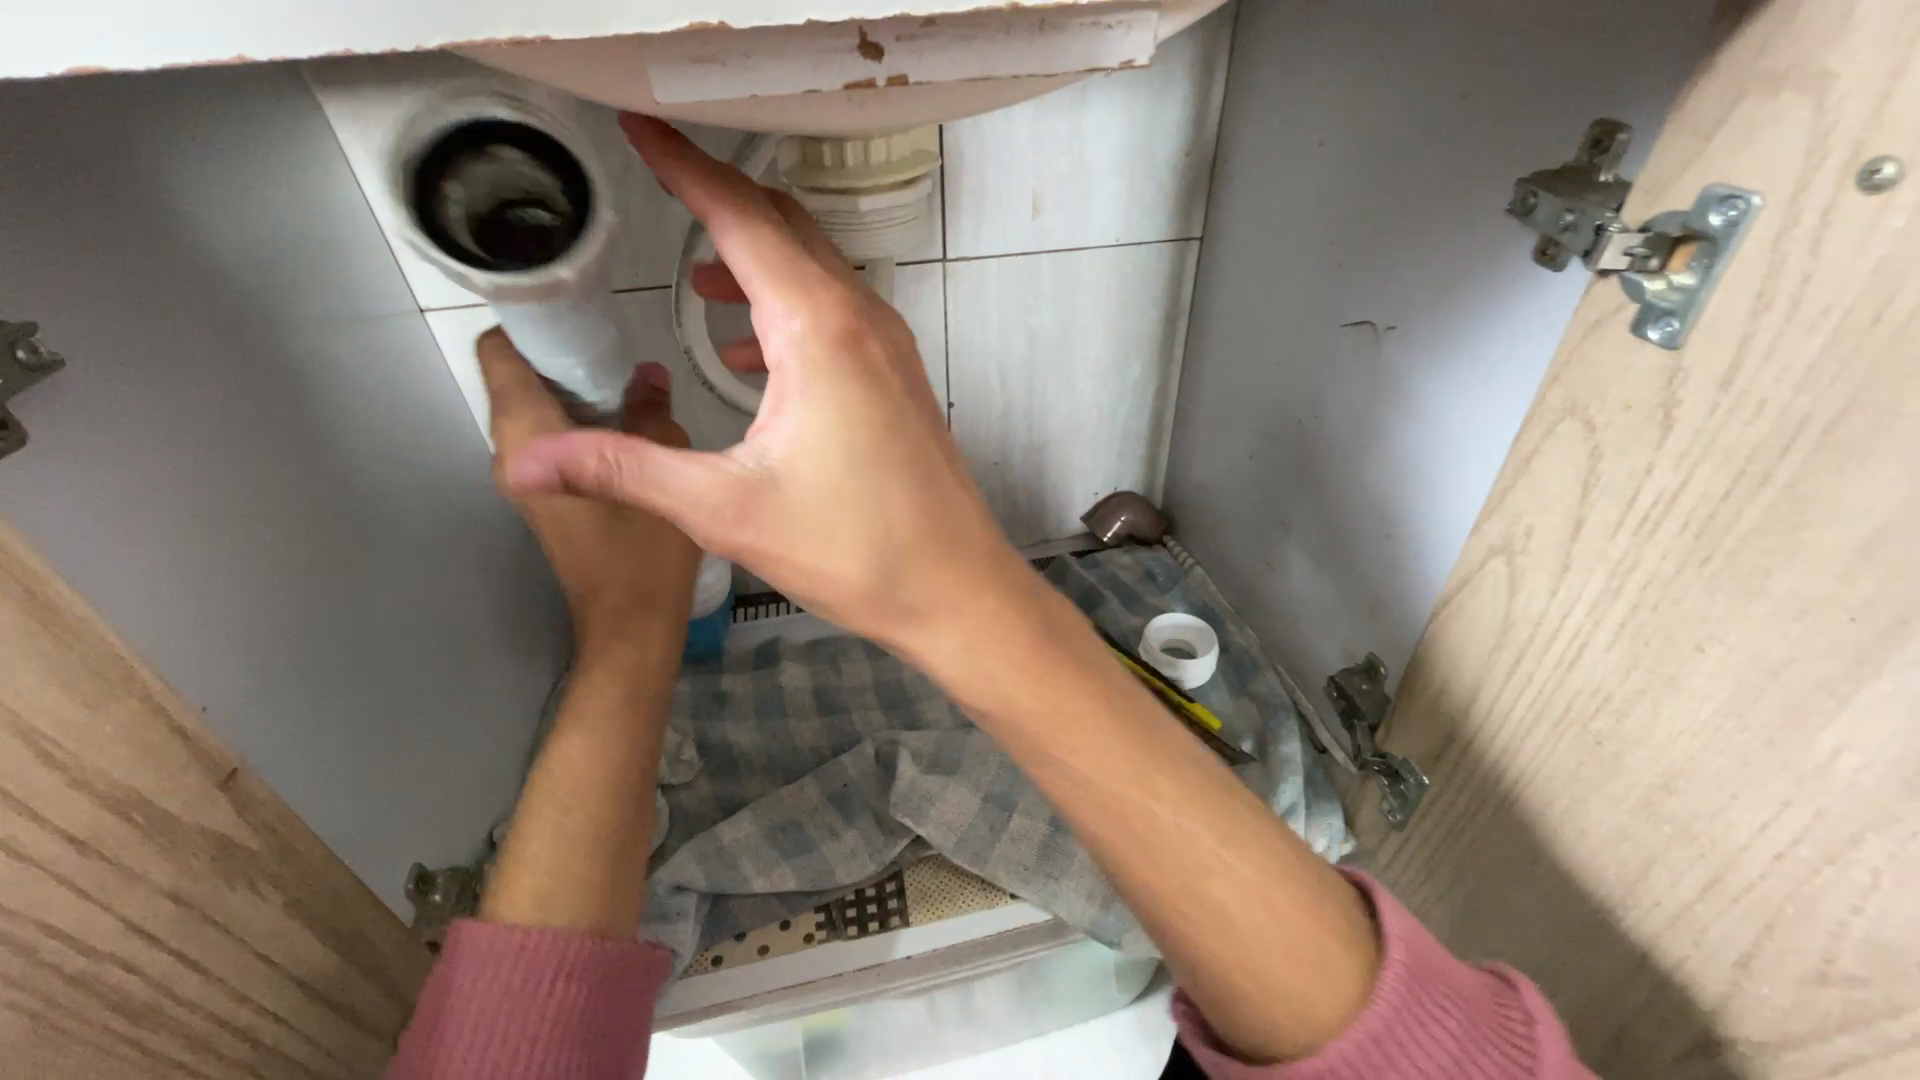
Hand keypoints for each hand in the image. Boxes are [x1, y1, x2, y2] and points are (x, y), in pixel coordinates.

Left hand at [479, 327, 701, 657]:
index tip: (580, 313)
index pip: (500, 354)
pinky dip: (581, 423)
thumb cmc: (644, 551)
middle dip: (563, 355)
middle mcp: (510, 453)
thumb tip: (647, 374)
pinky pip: (552, 440)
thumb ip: (651, 412)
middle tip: (619, 345)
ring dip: (576, 391)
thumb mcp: (662, 469)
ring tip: (631, 382)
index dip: (532, 323)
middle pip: (517, 379)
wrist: (630, 623)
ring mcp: (524, 478)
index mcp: (528, 437)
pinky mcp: (545, 496)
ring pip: (537, 411)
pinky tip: (629, 426)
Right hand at [500, 115, 1031, 658]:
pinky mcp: (899, 381)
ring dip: (757, 260)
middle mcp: (861, 320)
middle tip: (661, 180)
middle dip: (721, 199)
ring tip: (696, 274)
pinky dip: (788, 311)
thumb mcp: (726, 509)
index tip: (639, 126)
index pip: (742, 216)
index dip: (684, 167)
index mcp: (818, 330)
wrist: (955, 588)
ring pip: (817, 271)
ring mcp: (889, 348)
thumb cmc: (854, 548)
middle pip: (785, 228)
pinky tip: (751, 353)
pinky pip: (838, 318)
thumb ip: (625, 470)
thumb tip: (528, 460)